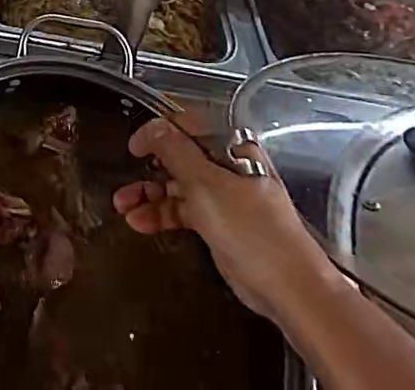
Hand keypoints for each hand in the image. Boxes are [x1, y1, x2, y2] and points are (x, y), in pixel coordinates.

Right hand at [113, 116, 342, 320]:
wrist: (290, 288)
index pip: (187, 126)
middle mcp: (228, 166)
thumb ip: (175, 151)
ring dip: (150, 195)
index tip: (134, 146)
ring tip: (123, 206)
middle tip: (123, 179)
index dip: (157, 133)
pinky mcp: (221, 223)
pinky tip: (141, 222)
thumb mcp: (206, 184)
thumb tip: (152, 126)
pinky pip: (185, 211)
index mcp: (231, 146)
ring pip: (179, 186)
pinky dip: (163, 215)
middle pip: (180, 157)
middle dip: (149, 168)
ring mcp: (225, 195)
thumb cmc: (253, 231)